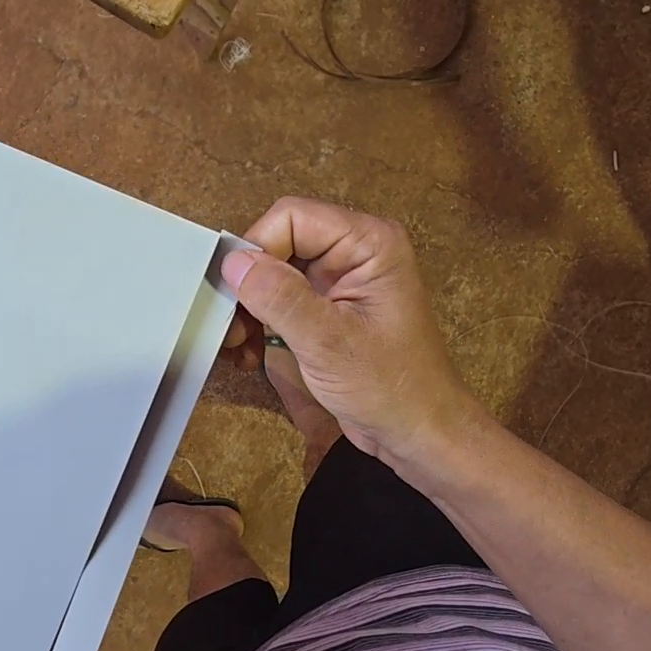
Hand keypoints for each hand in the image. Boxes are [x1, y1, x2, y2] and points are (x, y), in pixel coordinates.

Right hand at [219, 197, 484, 462]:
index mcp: (368, 243)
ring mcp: (340, 279)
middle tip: (232, 331)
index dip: (257, 250)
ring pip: (273, 273)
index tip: (237, 297)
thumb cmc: (388, 387)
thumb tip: (233, 262)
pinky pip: (281, 298)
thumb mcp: (328, 342)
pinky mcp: (328, 306)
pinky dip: (260, 322)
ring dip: (249, 308)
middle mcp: (354, 251)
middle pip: (278, 243)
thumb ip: (280, 298)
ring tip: (238, 347)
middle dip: (249, 284)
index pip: (291, 218)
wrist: (418, 432)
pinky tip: (250, 353)